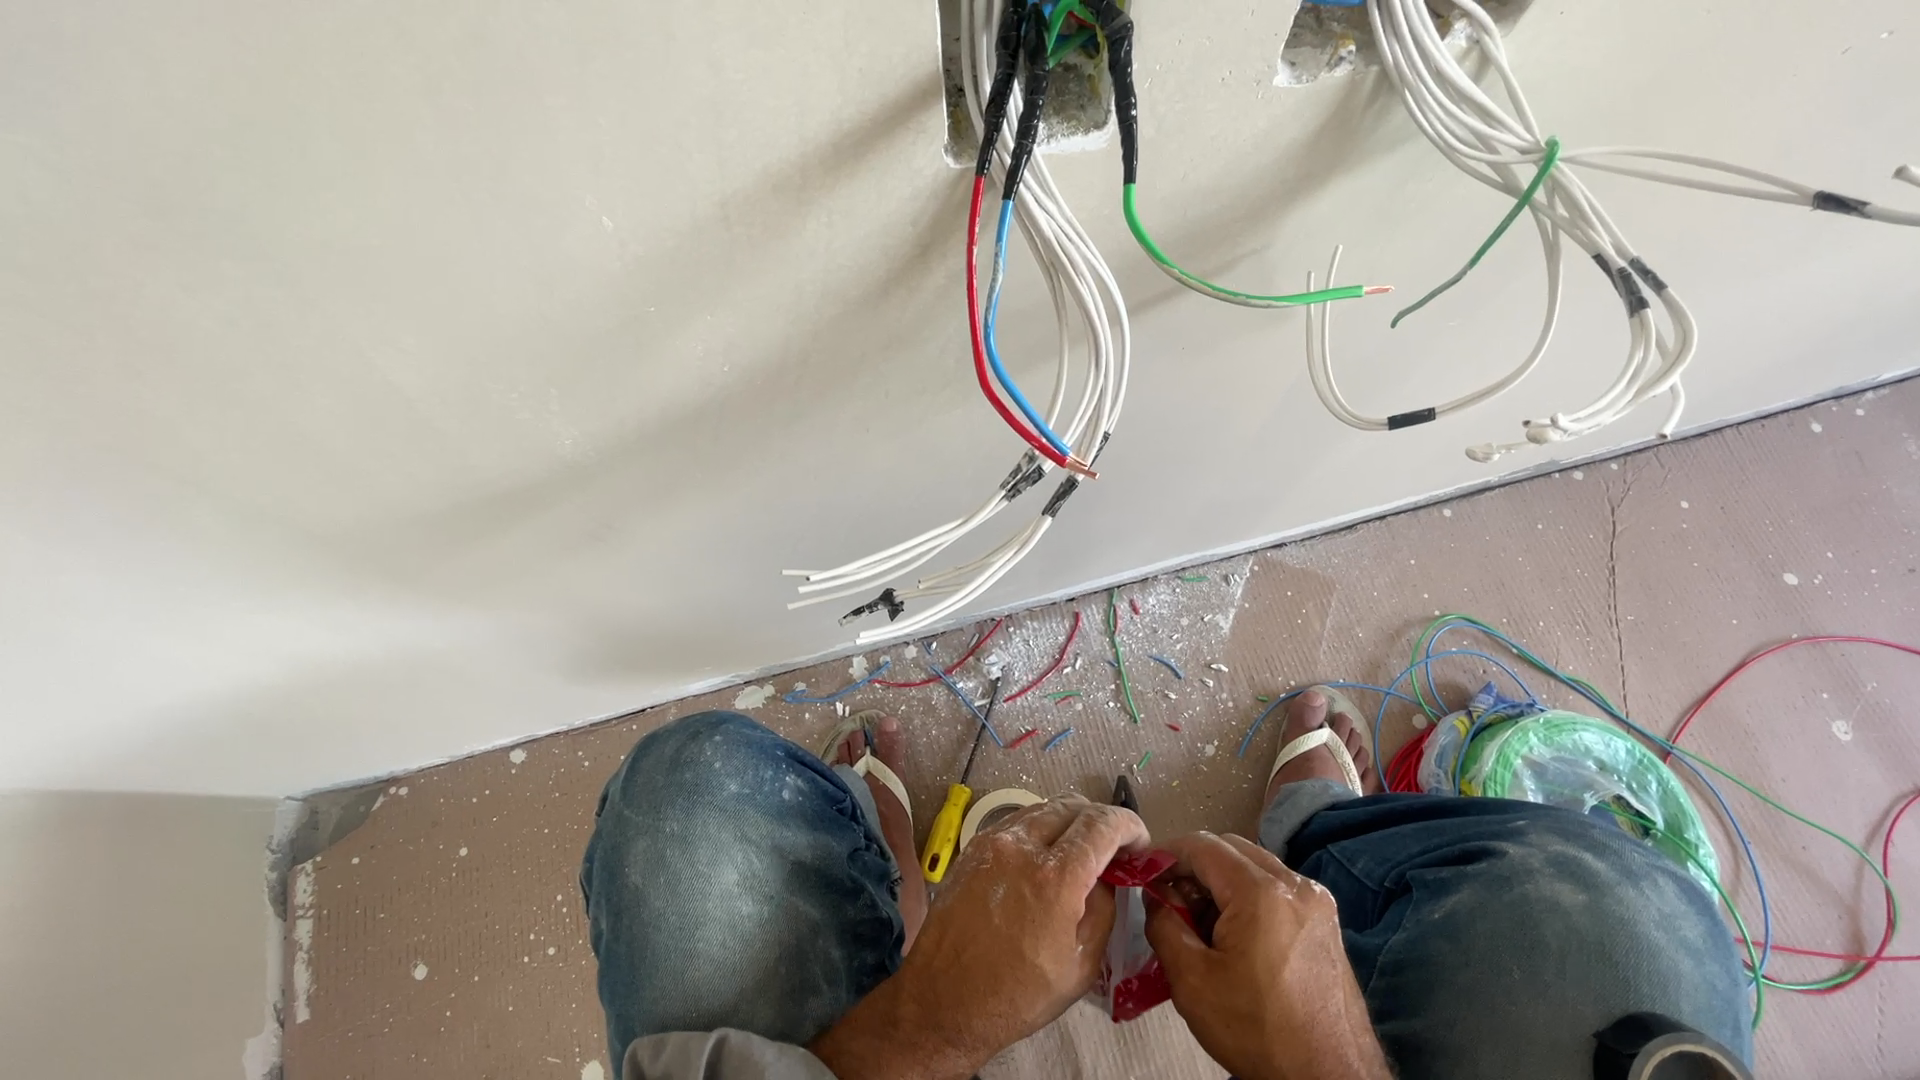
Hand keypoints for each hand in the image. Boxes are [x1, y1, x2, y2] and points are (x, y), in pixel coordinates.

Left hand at [810, 796, 1148, 1079]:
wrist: (945, 997)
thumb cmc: (1018, 992)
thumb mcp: (1081, 964)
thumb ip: (1103, 908)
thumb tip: (1109, 875)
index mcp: (1055, 877)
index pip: (1102, 824)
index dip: (1128, 825)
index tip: (1139, 841)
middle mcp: (1023, 846)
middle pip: (1074, 806)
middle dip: (1101, 820)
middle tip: (1114, 848)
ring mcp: (993, 841)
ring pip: (1044, 807)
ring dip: (1071, 820)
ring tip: (1082, 850)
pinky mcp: (975, 846)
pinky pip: (1019, 820)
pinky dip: (1042, 827)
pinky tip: (1048, 854)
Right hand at [1144, 832, 1391, 1079]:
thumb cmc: (1256, 1030)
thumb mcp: (1190, 980)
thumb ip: (1163, 924)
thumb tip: (1157, 896)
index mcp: (1261, 892)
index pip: (1201, 845)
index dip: (1165, 854)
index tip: (1143, 874)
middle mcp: (1295, 884)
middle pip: (1230, 849)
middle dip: (1193, 867)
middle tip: (1169, 900)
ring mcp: (1317, 901)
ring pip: (1254, 865)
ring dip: (1220, 881)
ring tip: (1200, 922)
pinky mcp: (1326, 921)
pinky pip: (1276, 887)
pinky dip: (1247, 895)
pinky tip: (1234, 934)